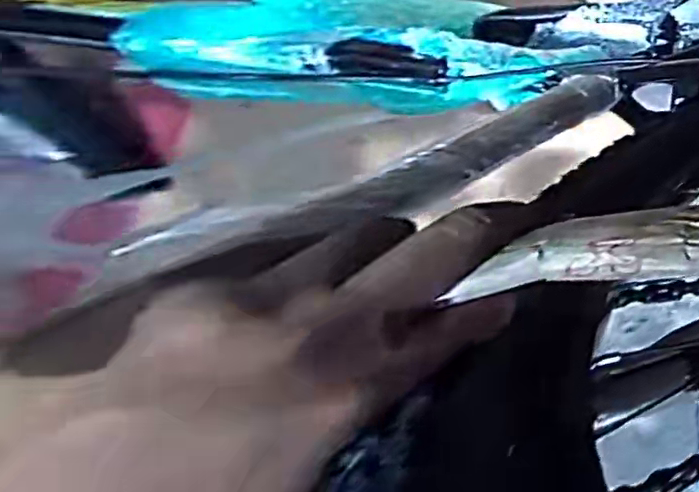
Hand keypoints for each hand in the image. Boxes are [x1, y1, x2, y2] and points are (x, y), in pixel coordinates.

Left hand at [0, 206, 522, 491]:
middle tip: (479, 240)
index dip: (506, 282)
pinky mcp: (172, 290)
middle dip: (472, 236)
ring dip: (374, 253)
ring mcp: (243, 297)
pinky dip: (293, 264)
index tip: (526, 266)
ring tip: (351, 279)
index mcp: (344, 387)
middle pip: (436, 242)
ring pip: (358, 231)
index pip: (464, 315)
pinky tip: (268, 293)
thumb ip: (381, 391)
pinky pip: (271, 248)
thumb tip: (468, 327)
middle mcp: (313, 325)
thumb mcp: (303, 468)